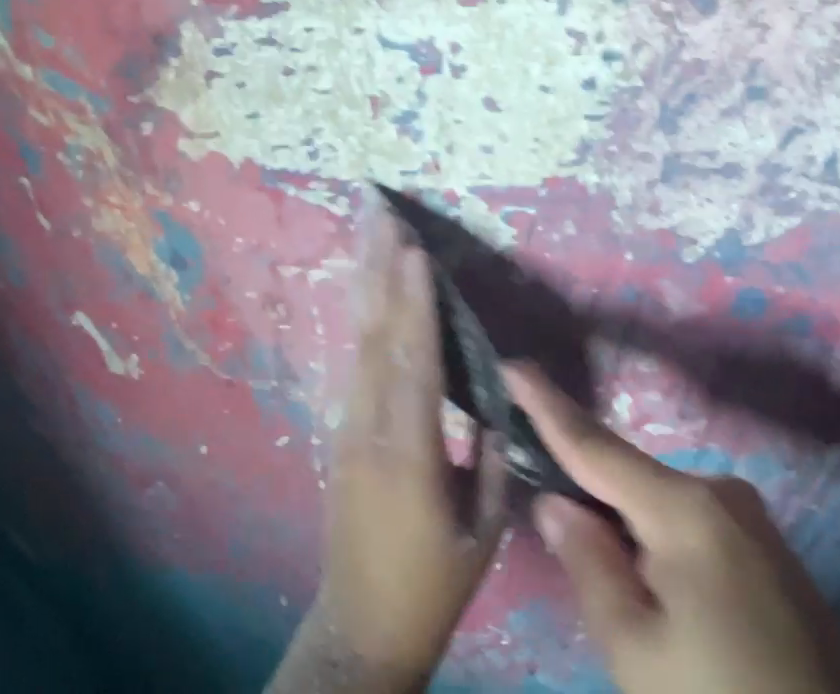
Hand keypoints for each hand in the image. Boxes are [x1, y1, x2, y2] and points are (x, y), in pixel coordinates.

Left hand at [268, 196, 508, 692]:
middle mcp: (368, 430)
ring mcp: (348, 430)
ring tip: (370, 233)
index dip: (415, 305)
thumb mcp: (482, 530)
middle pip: (375, 338)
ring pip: (358, 343)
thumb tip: (497, 401)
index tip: (416, 250)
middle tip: (379, 213)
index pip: (413, 365)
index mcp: (408, 454)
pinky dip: (364, 318)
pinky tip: (368, 290)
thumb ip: (491, 460)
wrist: (361, 626)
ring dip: (366, 284)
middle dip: (379, 271)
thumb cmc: (432, 582)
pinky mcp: (341, 434)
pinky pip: (356, 364)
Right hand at [505, 363, 839, 693]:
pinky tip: (657, 590)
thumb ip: (590, 564)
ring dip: (623, 524)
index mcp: (684, 508)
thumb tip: (556, 501)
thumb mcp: (636, 649)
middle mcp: (721, 491)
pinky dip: (658, 539)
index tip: (511, 364)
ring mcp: (753, 516)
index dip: (547, 406)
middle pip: (628, 477)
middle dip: (585, 491)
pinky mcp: (769, 545)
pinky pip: (692, 523)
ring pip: (659, 504)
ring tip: (611, 585)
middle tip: (552, 533)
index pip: (595, 447)